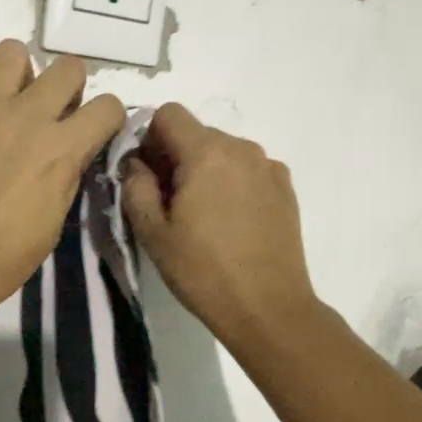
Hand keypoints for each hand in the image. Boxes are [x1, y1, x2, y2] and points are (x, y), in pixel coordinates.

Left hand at [0, 39, 124, 321]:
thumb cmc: (9, 255)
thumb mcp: (57, 217)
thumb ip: (66, 173)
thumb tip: (70, 153)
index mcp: (63, 147)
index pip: (108, 105)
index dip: (106, 119)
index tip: (95, 131)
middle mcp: (28, 116)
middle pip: (67, 67)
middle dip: (67, 87)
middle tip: (52, 112)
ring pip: (10, 52)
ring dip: (15, 73)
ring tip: (7, 100)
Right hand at [121, 103, 317, 346]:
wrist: (268, 307)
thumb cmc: (202, 271)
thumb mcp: (153, 233)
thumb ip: (136, 187)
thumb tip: (137, 164)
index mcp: (207, 152)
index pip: (169, 114)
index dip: (149, 139)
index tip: (147, 176)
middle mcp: (242, 148)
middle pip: (197, 133)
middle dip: (176, 158)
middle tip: (169, 205)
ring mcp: (269, 167)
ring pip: (223, 152)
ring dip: (205, 172)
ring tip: (202, 218)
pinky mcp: (285, 188)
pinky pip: (247, 171)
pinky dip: (231, 184)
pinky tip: (230, 224)